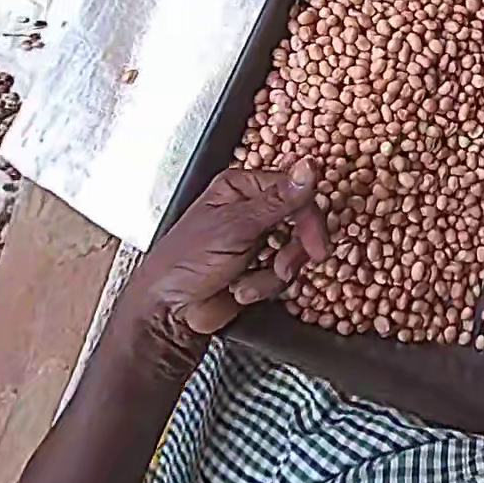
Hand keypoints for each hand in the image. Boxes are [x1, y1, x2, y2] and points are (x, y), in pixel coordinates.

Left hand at [115, 161, 330, 373]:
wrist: (168, 313)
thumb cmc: (186, 263)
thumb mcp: (236, 227)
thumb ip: (278, 200)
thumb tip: (309, 168)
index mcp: (241, 187)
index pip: (293, 191)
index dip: (308, 218)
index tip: (315, 243)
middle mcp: (250, 209)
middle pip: (298, 222)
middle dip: (290, 251)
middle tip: (283, 267)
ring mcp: (254, 239)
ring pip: (292, 251)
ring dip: (273, 274)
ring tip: (247, 282)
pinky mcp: (256, 266)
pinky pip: (281, 274)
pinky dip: (263, 286)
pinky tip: (239, 290)